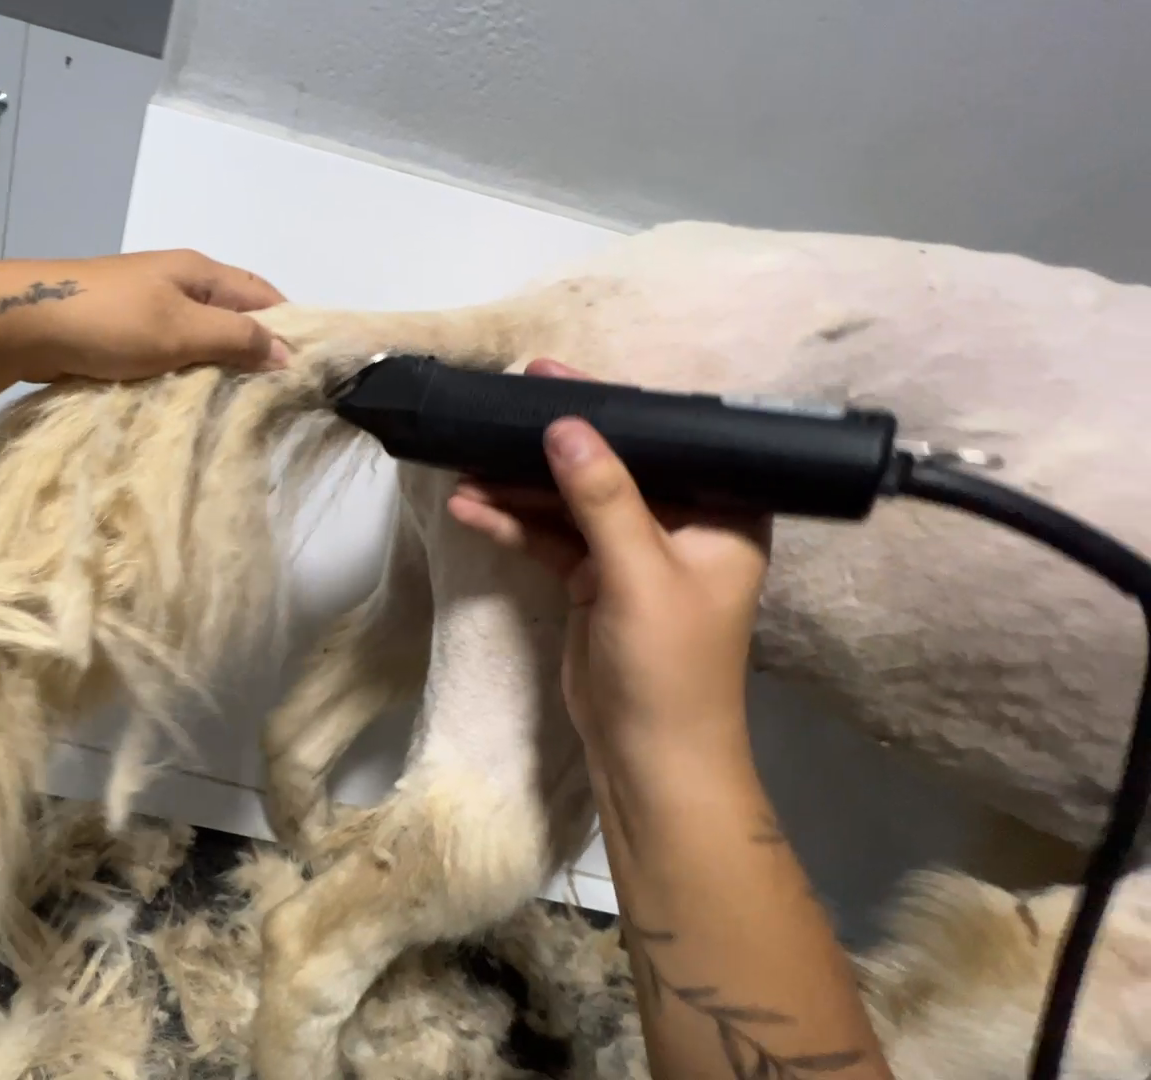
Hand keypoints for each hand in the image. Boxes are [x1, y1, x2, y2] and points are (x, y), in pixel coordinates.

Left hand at [0, 249, 290, 383]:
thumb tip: (286, 352)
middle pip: (233, 313)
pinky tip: (192, 396)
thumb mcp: (181, 329)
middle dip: (256, 348)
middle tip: (275, 393)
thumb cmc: (110, 321)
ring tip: (240, 401)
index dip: (289, 325)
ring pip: (201, 334)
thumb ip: (235, 338)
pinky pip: (170, 351)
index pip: (262, 293)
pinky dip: (187, 370)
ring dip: (220, 363)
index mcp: (198, 271)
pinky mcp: (123, 332)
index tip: (307, 366)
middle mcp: (177, 281)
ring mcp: (148, 306)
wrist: (26, 322)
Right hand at [446, 360, 771, 768]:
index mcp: (717, 512)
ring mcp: (626, 552)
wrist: (646, 752)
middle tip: (495, 413)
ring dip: (516, 491)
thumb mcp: (640, 574)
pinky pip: (546, 538)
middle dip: (547, 447)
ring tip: (462, 471)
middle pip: (605, 467)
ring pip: (566, 504)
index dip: (609, 405)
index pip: (663, 440)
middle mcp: (674, 523)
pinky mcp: (589, 578)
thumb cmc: (667, 664)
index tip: (551, 375)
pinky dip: (510, 526)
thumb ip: (604, 497)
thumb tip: (565, 425)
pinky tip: (469, 510)